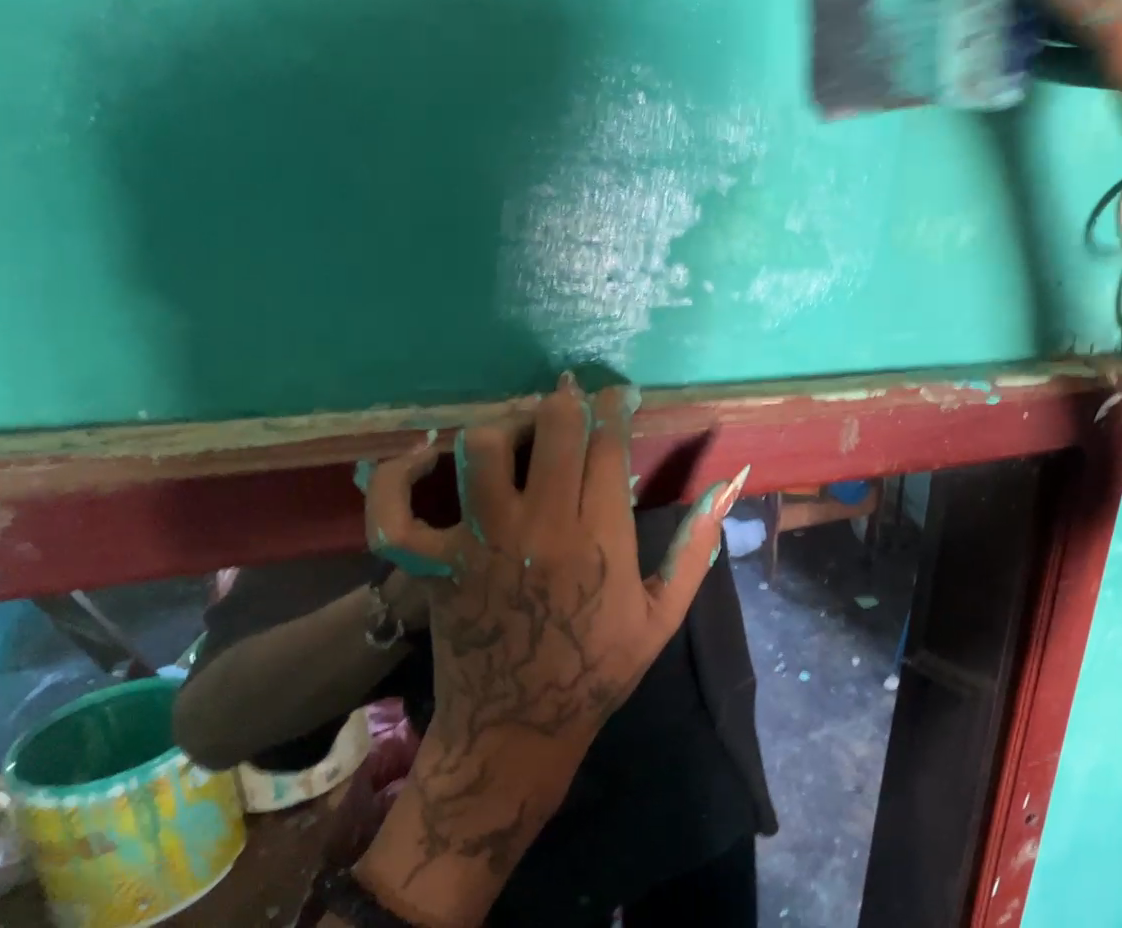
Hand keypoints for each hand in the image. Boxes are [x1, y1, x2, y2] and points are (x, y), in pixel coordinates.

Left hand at [353, 374, 746, 923]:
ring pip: (478, 450)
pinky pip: (395, 512)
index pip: (608, 444)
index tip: (621, 393)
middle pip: (550, 429)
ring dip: (501, 426)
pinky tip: (424, 458)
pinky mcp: (432, 566)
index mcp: (600, 538)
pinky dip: (397, 477)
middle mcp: (540, 528)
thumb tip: (726, 485)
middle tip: (572, 399)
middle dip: (566, 402)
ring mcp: (479, 544)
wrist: (517, 729)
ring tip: (517, 430)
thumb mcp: (663, 613)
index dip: (616, 406)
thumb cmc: (598, 670)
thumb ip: (695, 546)